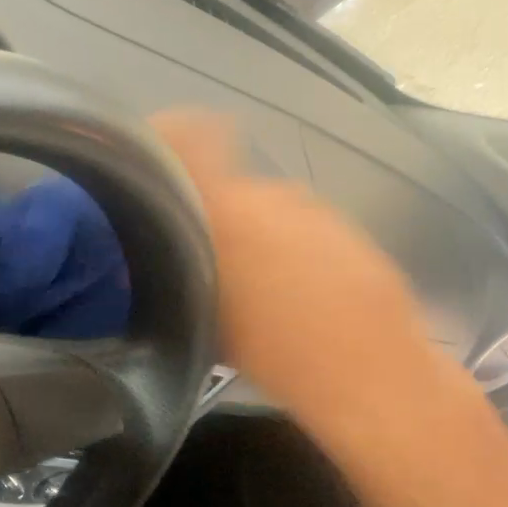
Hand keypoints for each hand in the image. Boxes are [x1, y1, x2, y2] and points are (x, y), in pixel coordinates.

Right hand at [151, 109, 440, 428]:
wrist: (369, 371)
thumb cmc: (267, 345)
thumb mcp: (192, 310)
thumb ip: (166, 267)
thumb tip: (138, 249)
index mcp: (224, 204)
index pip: (191, 138)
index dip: (166, 134)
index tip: (142, 152)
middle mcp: (269, 193)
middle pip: (218, 182)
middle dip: (198, 205)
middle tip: (179, 245)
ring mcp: (312, 210)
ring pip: (257, 206)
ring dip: (239, 229)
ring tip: (229, 275)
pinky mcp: (345, 231)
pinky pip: (292, 225)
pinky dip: (276, 246)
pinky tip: (275, 289)